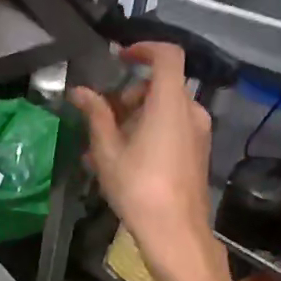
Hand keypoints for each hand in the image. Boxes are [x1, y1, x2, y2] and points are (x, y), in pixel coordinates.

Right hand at [69, 43, 216, 263]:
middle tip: (103, 117)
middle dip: (129, 93)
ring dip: (136, 115)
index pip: (167, 55)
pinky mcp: (199, 151)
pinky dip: (149, 130)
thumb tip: (80, 92)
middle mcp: (191, 111)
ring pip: (165, 107)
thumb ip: (95, 115)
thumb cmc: (138, 186)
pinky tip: (125, 158)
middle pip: (161, 84)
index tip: (120, 58)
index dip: (144, 48)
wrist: (175, 231)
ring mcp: (199, 132)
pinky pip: (173, 126)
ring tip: (106, 143)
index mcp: (169, 103)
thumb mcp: (107, 150)